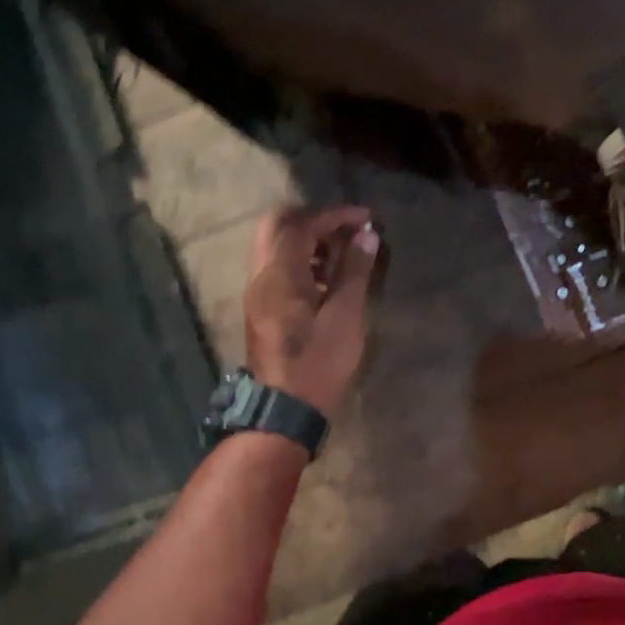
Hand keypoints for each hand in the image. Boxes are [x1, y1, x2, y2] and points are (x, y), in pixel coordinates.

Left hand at [243, 206, 379, 414]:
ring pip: (275, 248)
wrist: (286, 408)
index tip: (365, 218)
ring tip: (344, 255)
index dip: (334, 216)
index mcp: (279, 274)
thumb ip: (355, 270)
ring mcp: (257, 293)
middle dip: (313, 221)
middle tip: (347, 230)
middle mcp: (261, 276)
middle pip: (277, 226)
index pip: (301, 225)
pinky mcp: (262, 308)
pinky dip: (301, 262)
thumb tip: (366, 235)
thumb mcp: (345, 315)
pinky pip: (277, 269)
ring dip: (307, 241)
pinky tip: (329, 280)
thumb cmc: (320, 361)